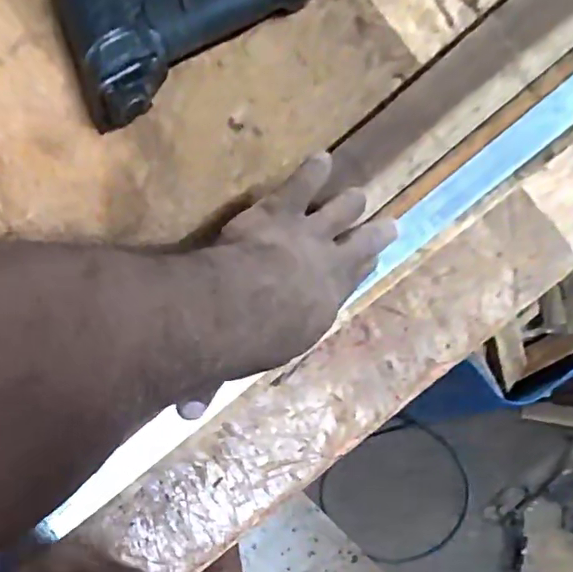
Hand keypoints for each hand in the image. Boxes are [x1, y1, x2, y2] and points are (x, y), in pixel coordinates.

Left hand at [175, 153, 396, 415]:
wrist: (241, 306)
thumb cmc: (241, 345)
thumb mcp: (230, 367)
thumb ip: (208, 383)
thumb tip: (184, 414)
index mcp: (316, 312)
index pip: (341, 292)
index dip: (354, 276)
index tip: (363, 268)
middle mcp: (325, 272)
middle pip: (358, 249)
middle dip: (372, 236)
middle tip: (388, 224)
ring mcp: (309, 238)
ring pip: (342, 213)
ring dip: (351, 202)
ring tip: (361, 192)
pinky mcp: (283, 210)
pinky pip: (304, 184)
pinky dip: (312, 171)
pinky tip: (320, 158)